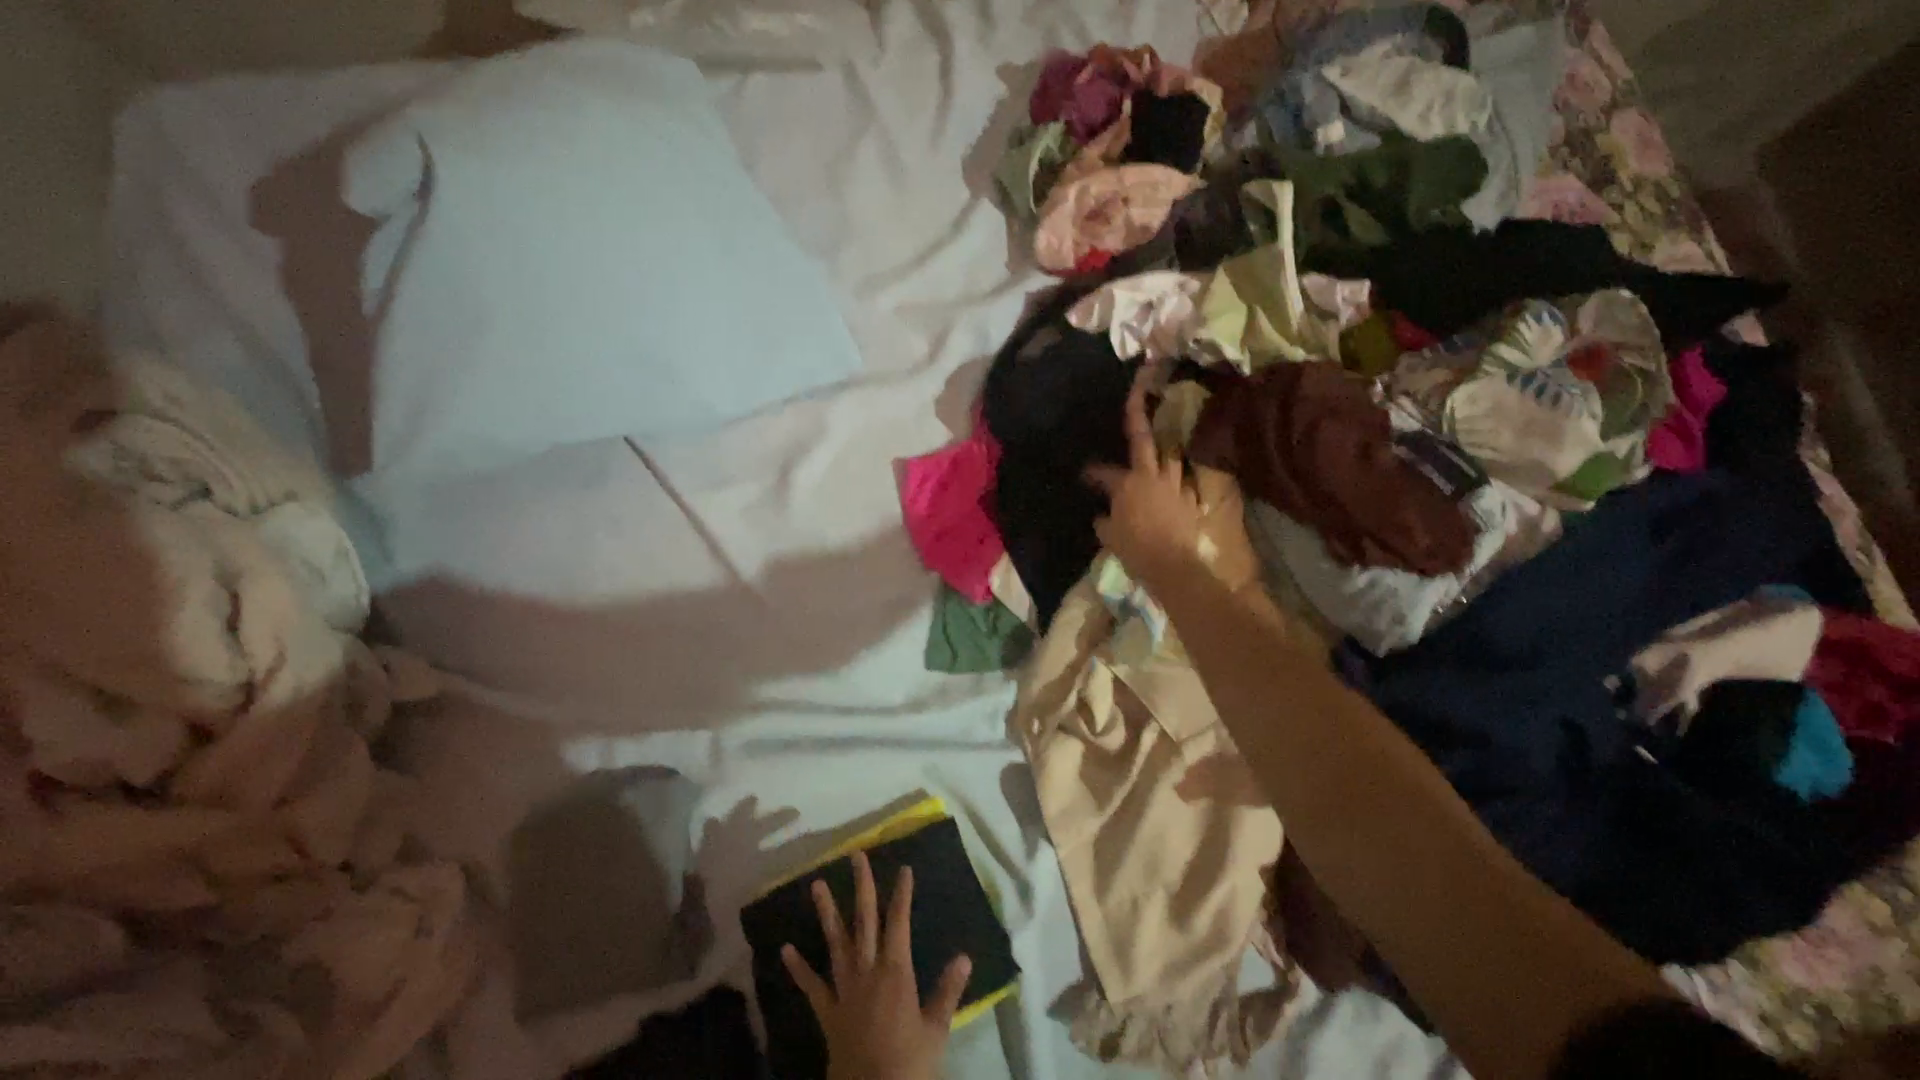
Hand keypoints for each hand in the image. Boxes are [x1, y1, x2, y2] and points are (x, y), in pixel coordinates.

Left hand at [782, 851, 971, 1079]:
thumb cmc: (910, 1062)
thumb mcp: (937, 1028)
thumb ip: (948, 990)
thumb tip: (965, 956)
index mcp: (896, 972)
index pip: (899, 923)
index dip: (902, 894)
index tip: (903, 868)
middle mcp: (867, 971)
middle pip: (864, 921)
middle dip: (862, 887)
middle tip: (856, 856)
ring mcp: (843, 989)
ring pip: (835, 943)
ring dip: (826, 913)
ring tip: (817, 885)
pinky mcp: (827, 1011)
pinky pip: (811, 985)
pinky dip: (798, 967)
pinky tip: (785, 948)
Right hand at [1085, 369, 1206, 588]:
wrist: (1174, 566)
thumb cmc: (1136, 550)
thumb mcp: (1110, 536)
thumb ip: (1106, 521)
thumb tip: (1103, 515)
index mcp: (1127, 484)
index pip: (1104, 473)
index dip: (1092, 473)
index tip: (1084, 474)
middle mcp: (1153, 477)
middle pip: (1145, 440)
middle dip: (1139, 412)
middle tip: (1139, 384)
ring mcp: (1176, 486)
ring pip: (1171, 457)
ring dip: (1165, 445)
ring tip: (1165, 430)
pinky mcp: (1191, 500)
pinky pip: (1184, 482)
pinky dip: (1179, 478)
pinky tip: (1178, 478)